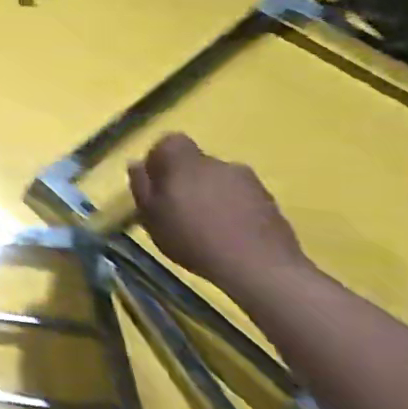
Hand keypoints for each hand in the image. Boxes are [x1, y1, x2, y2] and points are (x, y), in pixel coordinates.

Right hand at [127, 133, 313, 296]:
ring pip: (218, 179)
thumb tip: (136, 164)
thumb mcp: (150, 215)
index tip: (154, 181)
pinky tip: (226, 232)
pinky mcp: (270, 202)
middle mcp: (220, 164)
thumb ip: (141, 186)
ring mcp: (250, 182)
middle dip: (184, 178)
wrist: (260, 267)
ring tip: (203, 223)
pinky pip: (240, 196)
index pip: (170, 141)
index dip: (159, 157)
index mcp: (186, 163)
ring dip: (208, 193)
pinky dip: (230, 207)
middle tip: (175, 207)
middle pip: (195, 162)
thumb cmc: (192, 238)